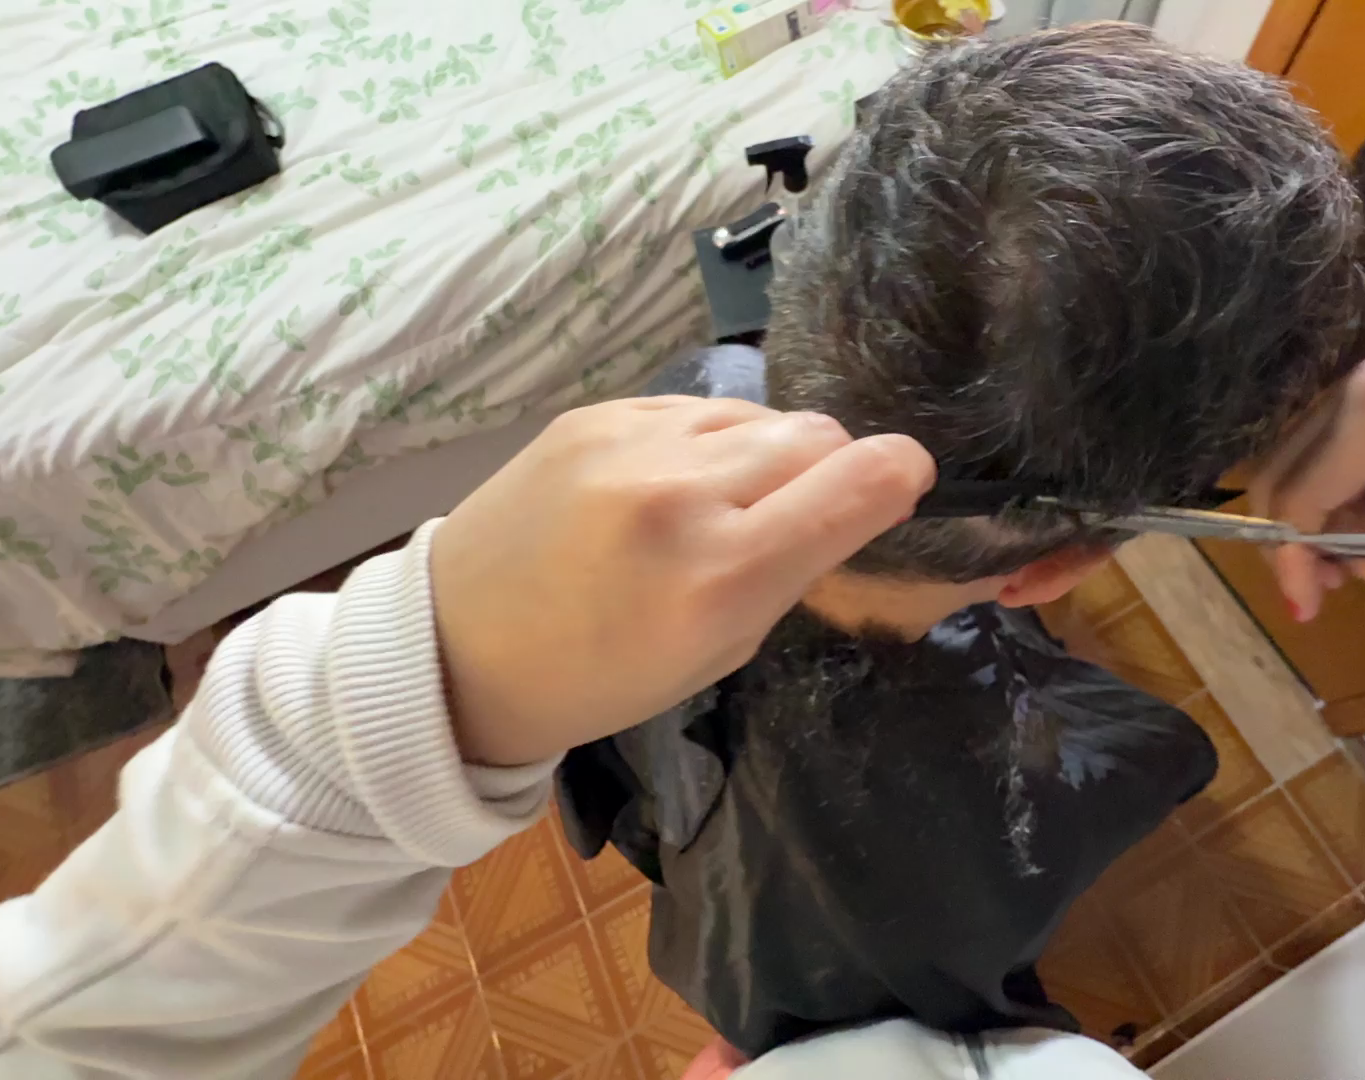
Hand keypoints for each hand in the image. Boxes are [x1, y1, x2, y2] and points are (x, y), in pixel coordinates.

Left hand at [430, 397, 934, 764]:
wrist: (458, 646)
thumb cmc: (603, 676)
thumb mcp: (722, 647)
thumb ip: (792, 567)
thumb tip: (843, 497)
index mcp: (722, 577)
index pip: (859, 483)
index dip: (903, 473)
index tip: (906, 481)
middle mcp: (682, 492)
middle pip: (818, 434)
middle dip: (836, 466)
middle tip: (800, 508)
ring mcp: (632, 440)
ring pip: (763, 413)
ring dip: (771, 453)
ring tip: (727, 497)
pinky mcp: (595, 412)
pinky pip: (699, 408)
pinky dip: (713, 441)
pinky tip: (674, 480)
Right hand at [1251, 349, 1364, 669]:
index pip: (1302, 493)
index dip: (1294, 554)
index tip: (1306, 608)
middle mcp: (1347, 398)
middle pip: (1285, 485)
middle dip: (1304, 545)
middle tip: (1338, 589)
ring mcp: (1352, 403)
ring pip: (1301, 484)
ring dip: (1328, 535)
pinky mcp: (1363, 418)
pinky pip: (1327, 477)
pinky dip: (1346, 518)